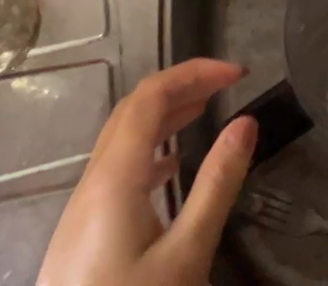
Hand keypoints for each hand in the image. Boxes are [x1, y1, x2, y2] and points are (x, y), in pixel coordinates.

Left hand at [38, 59, 257, 285]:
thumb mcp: (187, 255)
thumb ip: (217, 184)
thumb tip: (246, 123)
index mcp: (114, 178)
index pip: (150, 97)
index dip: (194, 73)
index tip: (238, 74)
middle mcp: (91, 183)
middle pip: (132, 111)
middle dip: (180, 87)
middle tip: (228, 85)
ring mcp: (81, 210)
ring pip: (122, 139)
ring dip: (165, 116)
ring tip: (207, 110)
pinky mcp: (81, 234)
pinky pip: (117, 168)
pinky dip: (150, 149)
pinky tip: (173, 165)